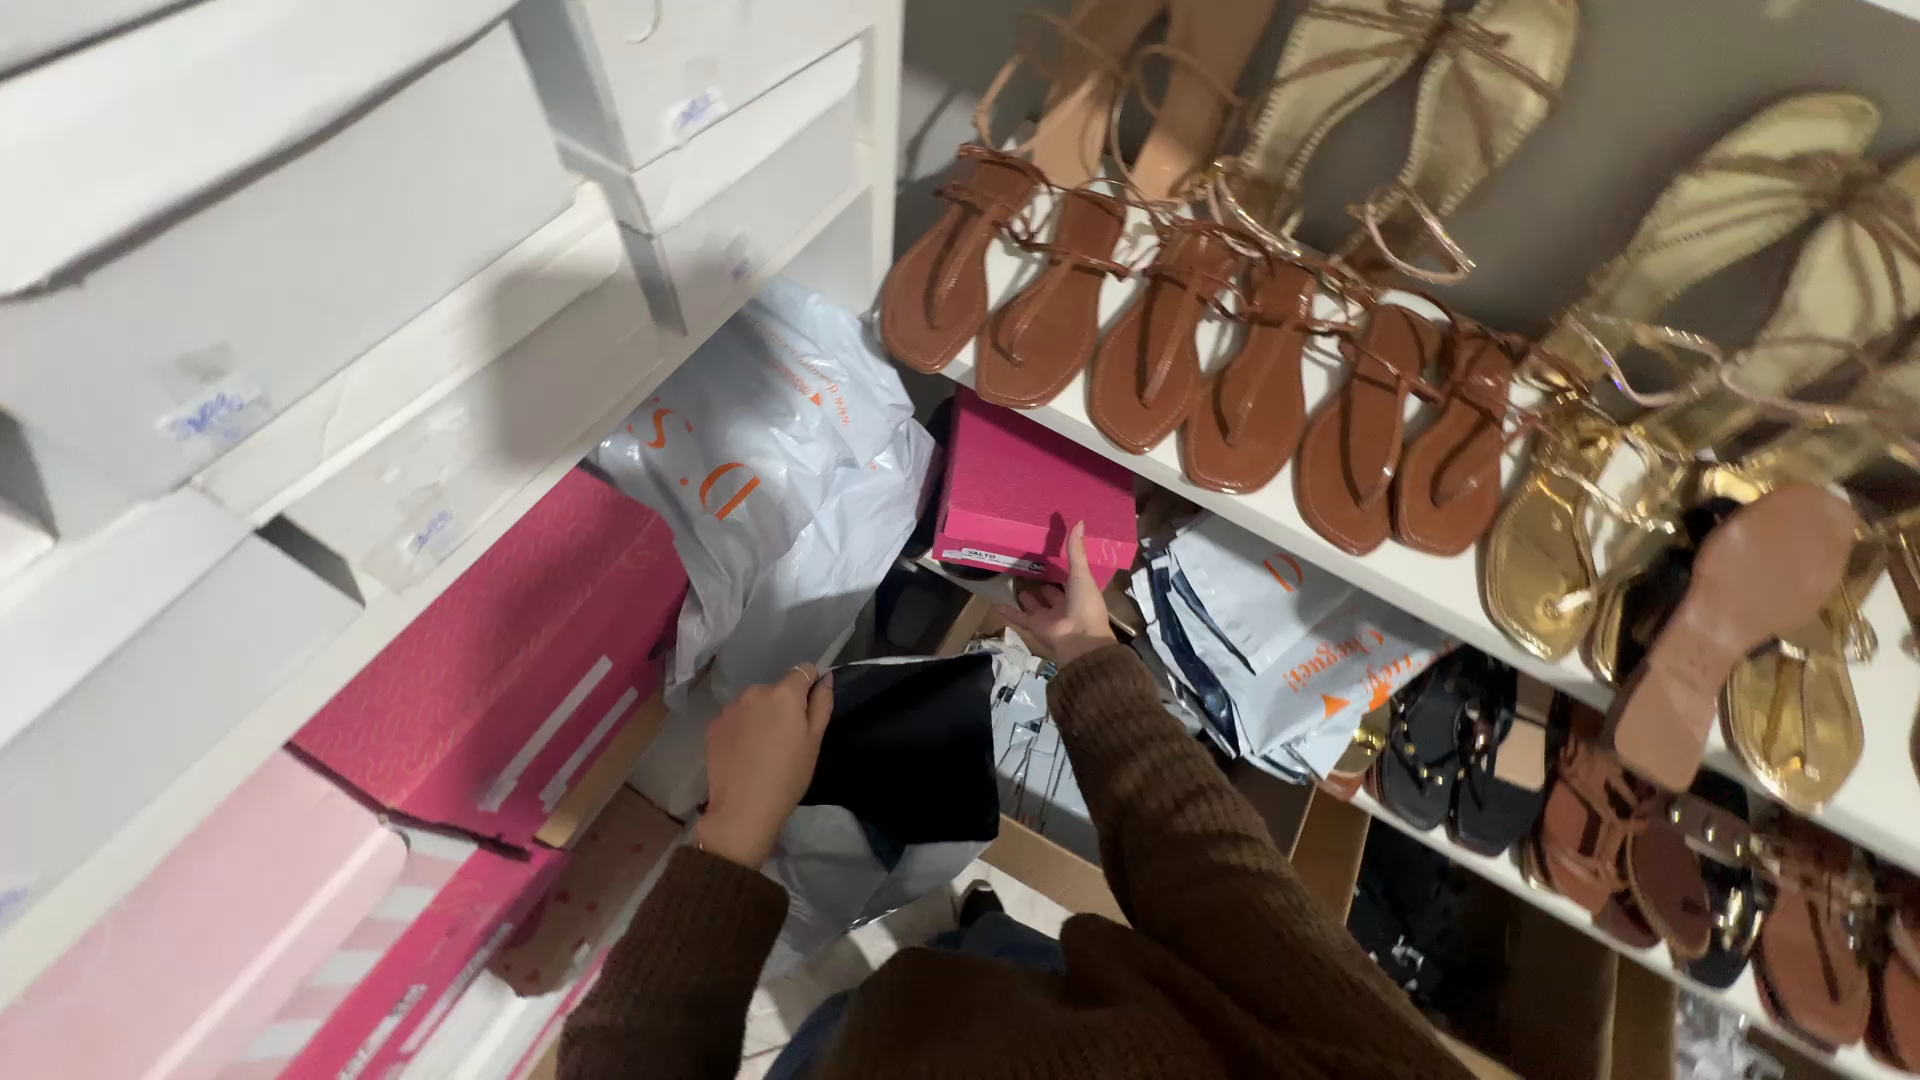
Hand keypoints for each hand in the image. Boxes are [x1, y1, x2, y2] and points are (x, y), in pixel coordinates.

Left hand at [696, 664, 833, 867]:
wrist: (743, 809)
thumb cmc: (788, 775)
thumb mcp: (815, 740)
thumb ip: (822, 703)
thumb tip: (825, 677)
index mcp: (784, 693)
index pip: (803, 670)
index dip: (810, 685)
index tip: (809, 710)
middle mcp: (755, 692)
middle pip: (777, 688)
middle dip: (784, 704)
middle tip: (787, 737)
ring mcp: (730, 708)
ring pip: (754, 703)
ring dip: (761, 714)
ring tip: (763, 747)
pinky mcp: (713, 725)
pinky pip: (735, 717)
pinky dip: (742, 727)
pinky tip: (744, 753)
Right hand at [996, 521, 1115, 666]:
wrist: (1080, 639)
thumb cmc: (1085, 604)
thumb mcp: (1081, 574)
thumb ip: (1076, 551)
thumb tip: (1080, 522)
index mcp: (1079, 593)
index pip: (1069, 579)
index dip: (1061, 569)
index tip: (1051, 555)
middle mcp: (1064, 605)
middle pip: (1051, 593)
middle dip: (1043, 584)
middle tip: (1030, 568)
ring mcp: (1049, 617)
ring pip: (1035, 605)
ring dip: (1027, 597)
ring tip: (1016, 582)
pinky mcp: (1035, 626)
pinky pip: (1020, 617)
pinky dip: (1009, 612)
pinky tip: (996, 603)